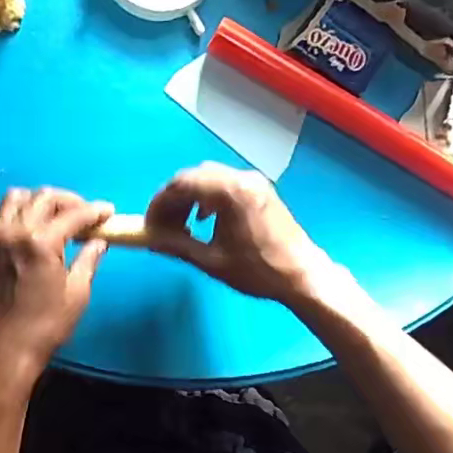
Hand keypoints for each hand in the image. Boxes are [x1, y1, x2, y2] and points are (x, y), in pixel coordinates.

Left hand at [0, 188, 112, 383]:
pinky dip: (22, 211)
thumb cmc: (47, 324)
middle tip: (86, 214)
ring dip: (40, 200)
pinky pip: (4, 215)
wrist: (8, 347)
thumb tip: (100, 241)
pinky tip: (37, 227)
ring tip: (58, 215)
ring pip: (17, 198)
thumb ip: (89, 260)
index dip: (94, 210)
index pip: (72, 214)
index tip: (108, 211)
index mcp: (40, 242)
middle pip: (43, 197)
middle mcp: (15, 232)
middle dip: (69, 200)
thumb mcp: (77, 293)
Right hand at [144, 163, 333, 303]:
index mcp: (230, 193)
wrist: (303, 275)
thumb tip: (151, 240)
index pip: (181, 185)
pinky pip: (223, 183)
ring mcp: (253, 181)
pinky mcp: (259, 189)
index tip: (149, 224)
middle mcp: (241, 178)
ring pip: (207, 177)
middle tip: (161, 225)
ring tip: (180, 225)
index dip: (159, 203)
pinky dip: (206, 196)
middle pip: (193, 177)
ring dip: (188, 197)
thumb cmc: (258, 270)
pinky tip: (203, 219)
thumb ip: (177, 246)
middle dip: (172, 199)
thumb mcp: (212, 261)